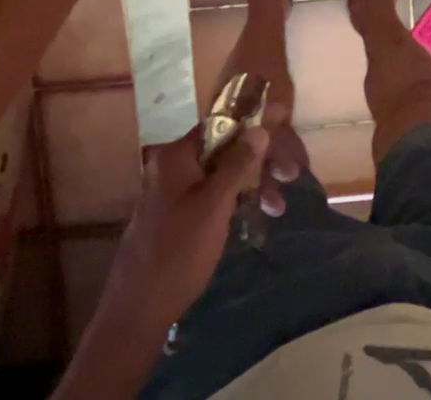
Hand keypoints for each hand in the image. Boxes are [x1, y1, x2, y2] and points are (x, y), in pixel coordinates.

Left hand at [99, 119, 272, 326]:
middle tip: (290, 177)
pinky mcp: (176, 215)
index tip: (281, 141)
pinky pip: (210, 196)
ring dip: (251, 185)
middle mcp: (172, 166)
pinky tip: (257, 215)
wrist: (140, 306)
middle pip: (223, 150)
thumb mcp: (215, 204)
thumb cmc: (180, 249)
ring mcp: (173, 192)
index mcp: (177, 155)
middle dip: (258, 163)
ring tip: (277, 208)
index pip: (219, 125)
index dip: (252, 130)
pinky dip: (234, 201)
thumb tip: (259, 128)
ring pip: (220, 176)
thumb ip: (237, 164)